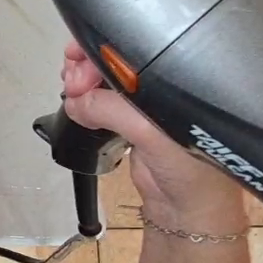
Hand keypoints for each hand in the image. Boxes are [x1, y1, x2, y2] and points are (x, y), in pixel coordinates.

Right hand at [59, 41, 246, 231]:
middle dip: (88, 66)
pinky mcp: (133, 122)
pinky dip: (87, 100)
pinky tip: (78, 103)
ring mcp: (147, 105)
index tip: (78, 58)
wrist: (187, 212)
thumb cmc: (190, 172)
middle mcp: (165, 87)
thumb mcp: (150, 133)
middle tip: (71, 82)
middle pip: (117, 62)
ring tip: (72, 92)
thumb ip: (112, 111)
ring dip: (84, 83)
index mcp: (180, 80)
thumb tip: (76, 101)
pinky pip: (104, 102)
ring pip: (107, 81)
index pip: (135, 50)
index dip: (104, 51)